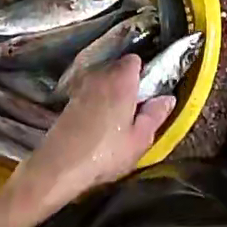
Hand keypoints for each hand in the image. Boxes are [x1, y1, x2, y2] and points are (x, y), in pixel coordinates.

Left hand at [0, 55, 172, 226]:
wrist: (59, 166)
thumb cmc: (105, 153)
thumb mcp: (140, 139)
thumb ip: (156, 115)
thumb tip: (168, 98)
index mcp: (120, 81)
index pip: (135, 60)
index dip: (144, 73)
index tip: (150, 93)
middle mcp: (99, 77)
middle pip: (119, 70)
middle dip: (130, 84)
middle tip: (138, 111)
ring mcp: (81, 88)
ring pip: (104, 82)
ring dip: (113, 95)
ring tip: (119, 122)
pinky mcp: (69, 101)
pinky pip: (91, 94)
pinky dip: (98, 103)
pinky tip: (100, 127)